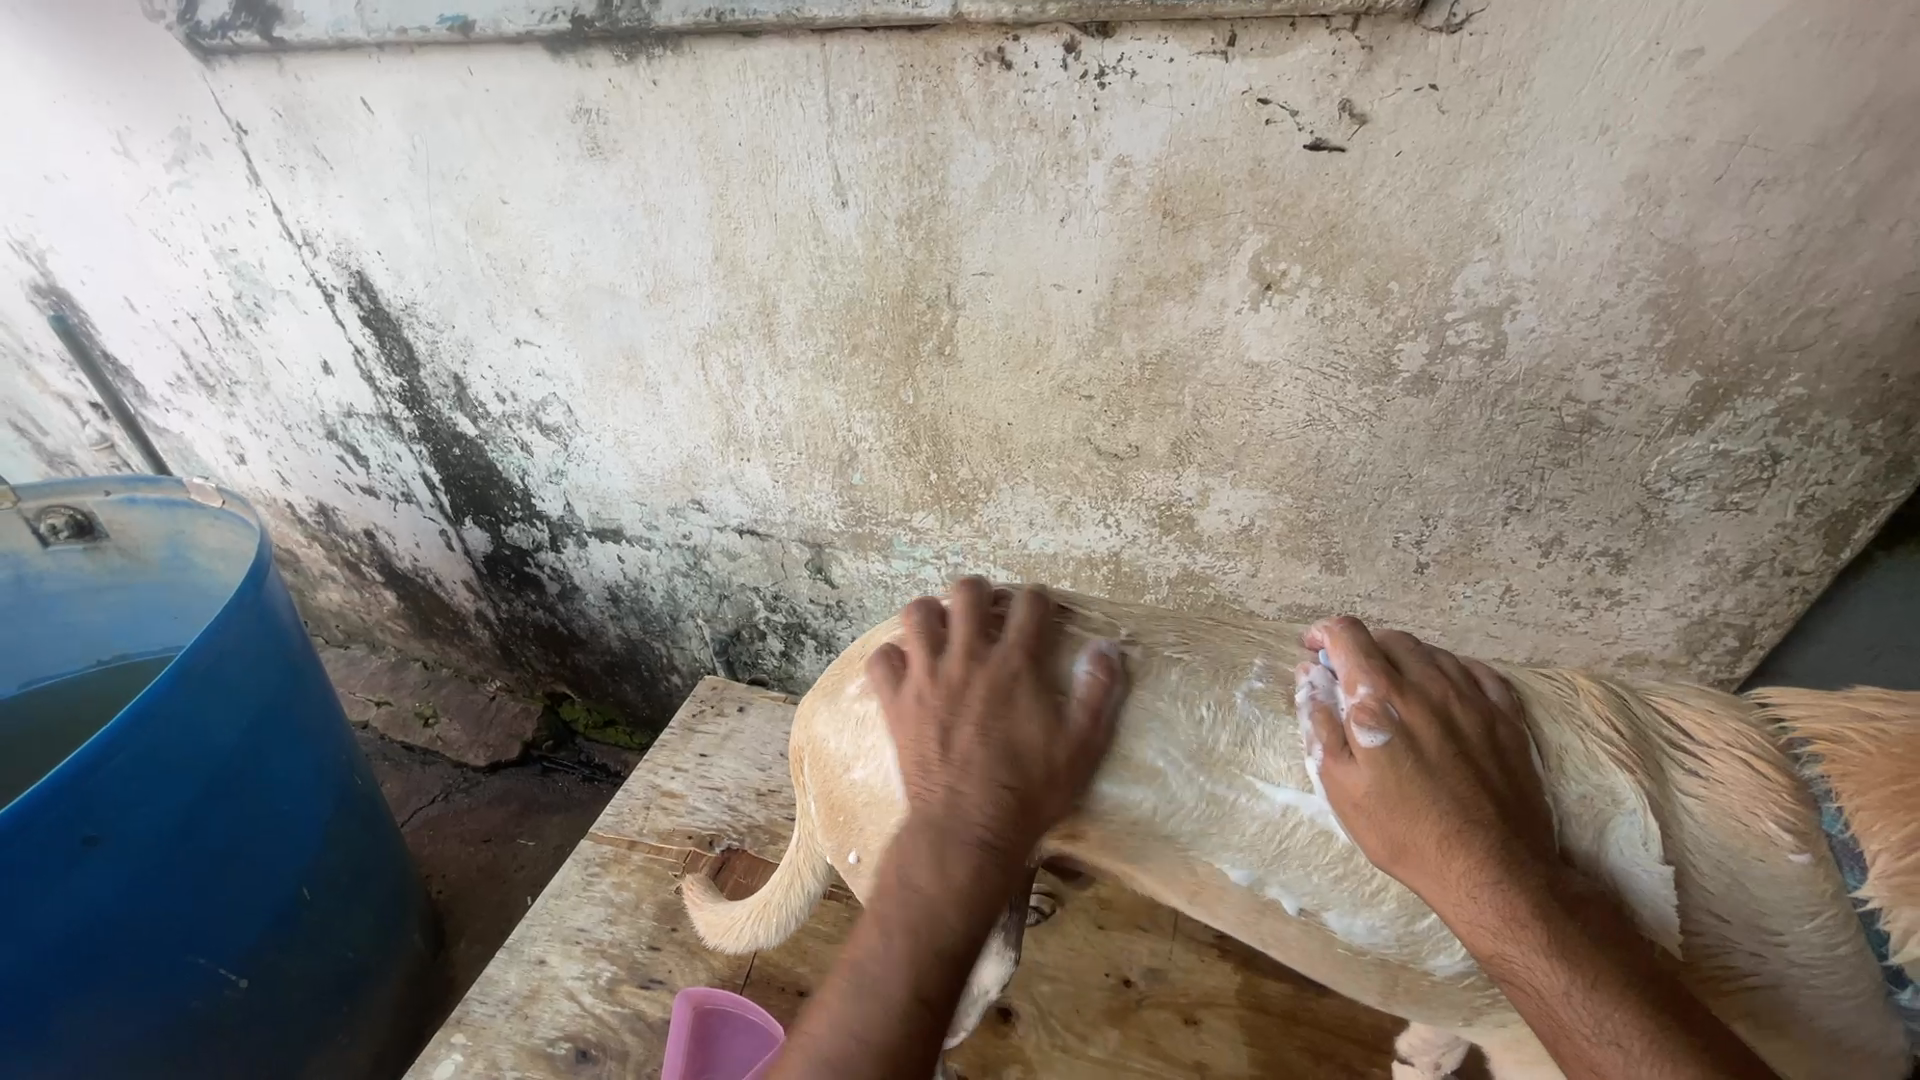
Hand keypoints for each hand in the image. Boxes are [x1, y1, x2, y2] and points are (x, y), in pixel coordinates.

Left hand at [866, 578, 1125, 867]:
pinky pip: (881, 658)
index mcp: (1015, 663)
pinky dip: (893, 657)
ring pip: (917, 612)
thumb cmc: (1029, 792)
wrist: (966, 832)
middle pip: (967, 591)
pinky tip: (909, 670)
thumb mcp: (1081, 747)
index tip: (1038, 613)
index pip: (1029, 602)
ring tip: (944, 634)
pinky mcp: (895, 701)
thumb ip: (1097, 692)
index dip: (1038, 600)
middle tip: (988, 614)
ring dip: (933, 615)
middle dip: (982, 593)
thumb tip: (1106, 646)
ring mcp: (925, 677)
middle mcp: (968, 658)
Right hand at [1298, 616, 1556, 909]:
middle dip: (1362, 649)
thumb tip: (1309, 676)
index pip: (1347, 635)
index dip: (1323, 633)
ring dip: (1403, 659)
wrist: (1491, 871)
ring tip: (1395, 689)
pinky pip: (1477, 671)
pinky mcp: (1508, 719)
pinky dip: (1450, 671)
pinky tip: (1442, 692)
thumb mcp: (1337, 783)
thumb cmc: (1401, 830)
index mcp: (1379, 698)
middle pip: (1389, 638)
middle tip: (1350, 679)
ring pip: (1432, 652)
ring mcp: (1473, 699)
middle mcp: (1427, 685)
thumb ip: (1318, 720)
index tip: (1313, 650)